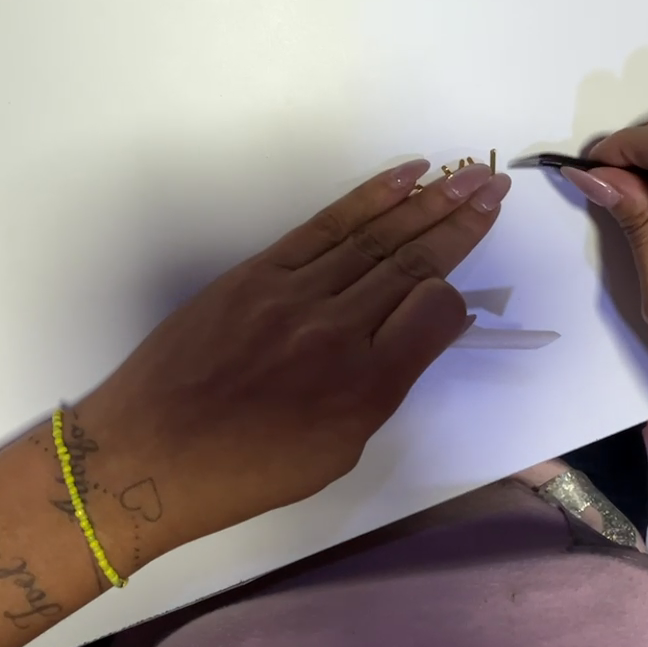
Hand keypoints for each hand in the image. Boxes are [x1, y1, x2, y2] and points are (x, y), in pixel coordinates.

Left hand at [74, 159, 510, 562]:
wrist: (150, 451)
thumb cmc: (247, 470)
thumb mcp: (337, 451)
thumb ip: (383, 387)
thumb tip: (413, 331)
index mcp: (365, 388)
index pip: (435, 314)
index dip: (455, 296)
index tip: (459, 290)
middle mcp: (338, 330)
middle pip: (413, 263)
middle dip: (461, 222)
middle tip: (497, 188)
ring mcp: (296, 292)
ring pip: (378, 236)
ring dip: (429, 201)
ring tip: (469, 176)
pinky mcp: (260, 269)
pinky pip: (327, 225)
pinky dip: (371, 197)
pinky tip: (406, 176)